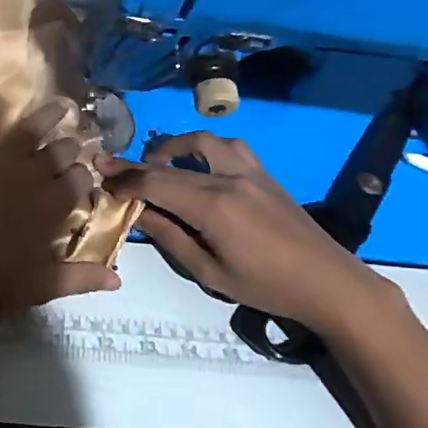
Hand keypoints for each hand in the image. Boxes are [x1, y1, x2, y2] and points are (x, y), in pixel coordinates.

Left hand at [0, 94, 119, 324]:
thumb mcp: (41, 287)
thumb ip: (81, 278)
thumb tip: (118, 281)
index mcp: (53, 204)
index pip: (80, 179)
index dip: (83, 177)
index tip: (80, 179)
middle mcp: (32, 173)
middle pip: (61, 150)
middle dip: (70, 147)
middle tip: (71, 145)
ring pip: (31, 127)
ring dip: (49, 115)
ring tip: (60, 106)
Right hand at [97, 132, 389, 333]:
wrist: (327, 280)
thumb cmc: (266, 287)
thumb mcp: (210, 272)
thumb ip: (172, 238)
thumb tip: (140, 214)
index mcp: (213, 206)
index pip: (156, 182)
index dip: (125, 178)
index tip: (100, 174)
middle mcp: (229, 178)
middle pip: (173, 162)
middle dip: (138, 164)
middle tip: (113, 166)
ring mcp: (250, 171)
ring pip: (204, 141)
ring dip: (176, 146)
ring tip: (160, 163)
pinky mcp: (265, 174)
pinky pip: (230, 147)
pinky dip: (206, 148)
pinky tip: (201, 166)